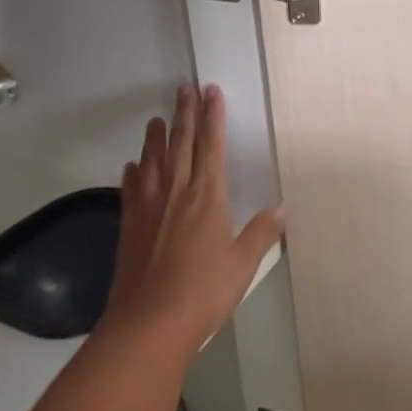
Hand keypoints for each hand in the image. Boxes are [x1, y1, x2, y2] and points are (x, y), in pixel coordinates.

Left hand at [105, 84, 284, 355]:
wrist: (150, 321)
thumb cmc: (204, 291)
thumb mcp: (243, 263)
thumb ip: (261, 232)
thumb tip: (281, 207)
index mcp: (208, 197)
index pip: (212, 147)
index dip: (213, 117)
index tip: (211, 92)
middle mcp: (176, 193)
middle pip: (181, 144)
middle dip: (185, 114)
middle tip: (185, 89)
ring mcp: (149, 208)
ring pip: (153, 162)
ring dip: (157, 138)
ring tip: (157, 119)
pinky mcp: (130, 225)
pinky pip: (132, 189)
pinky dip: (135, 173)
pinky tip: (134, 166)